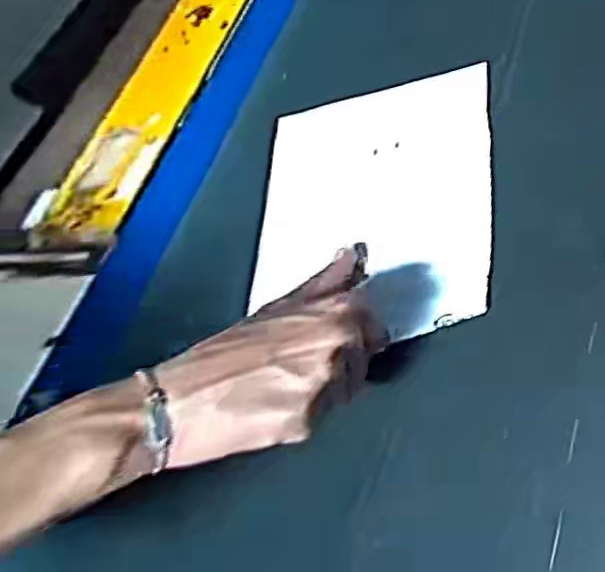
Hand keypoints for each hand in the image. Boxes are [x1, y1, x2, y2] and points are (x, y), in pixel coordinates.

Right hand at [151, 246, 385, 469]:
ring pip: (345, 389)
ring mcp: (325, 381)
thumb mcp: (277, 309)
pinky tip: (265, 411)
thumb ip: (326, 283)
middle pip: (364, 359)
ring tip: (274, 390)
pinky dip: (297, 419)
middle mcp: (341, 342)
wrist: (160, 407)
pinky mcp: (306, 419)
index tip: (325, 345)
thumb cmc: (217, 357)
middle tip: (290, 371)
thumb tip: (354, 255)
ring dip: (320, 392)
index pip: (376, 325)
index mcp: (341, 312)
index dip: (353, 337)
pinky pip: (318, 417)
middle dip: (338, 365)